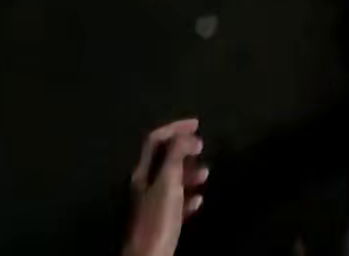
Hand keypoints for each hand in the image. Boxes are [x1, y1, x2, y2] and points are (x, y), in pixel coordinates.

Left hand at [123, 119, 208, 255]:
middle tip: (202, 147)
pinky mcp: (160, 223)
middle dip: (184, 149)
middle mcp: (145, 184)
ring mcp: (152, 204)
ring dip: (189, 172)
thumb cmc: (158, 217)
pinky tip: (199, 200)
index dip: (175, 127)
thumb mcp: (169, 180)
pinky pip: (176, 202)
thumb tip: (187, 135)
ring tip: (205, 174)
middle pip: (164, 158)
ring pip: (172, 179)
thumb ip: (176, 154)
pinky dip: (188, 197)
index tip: (197, 124)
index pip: (156, 139)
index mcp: (143, 171)